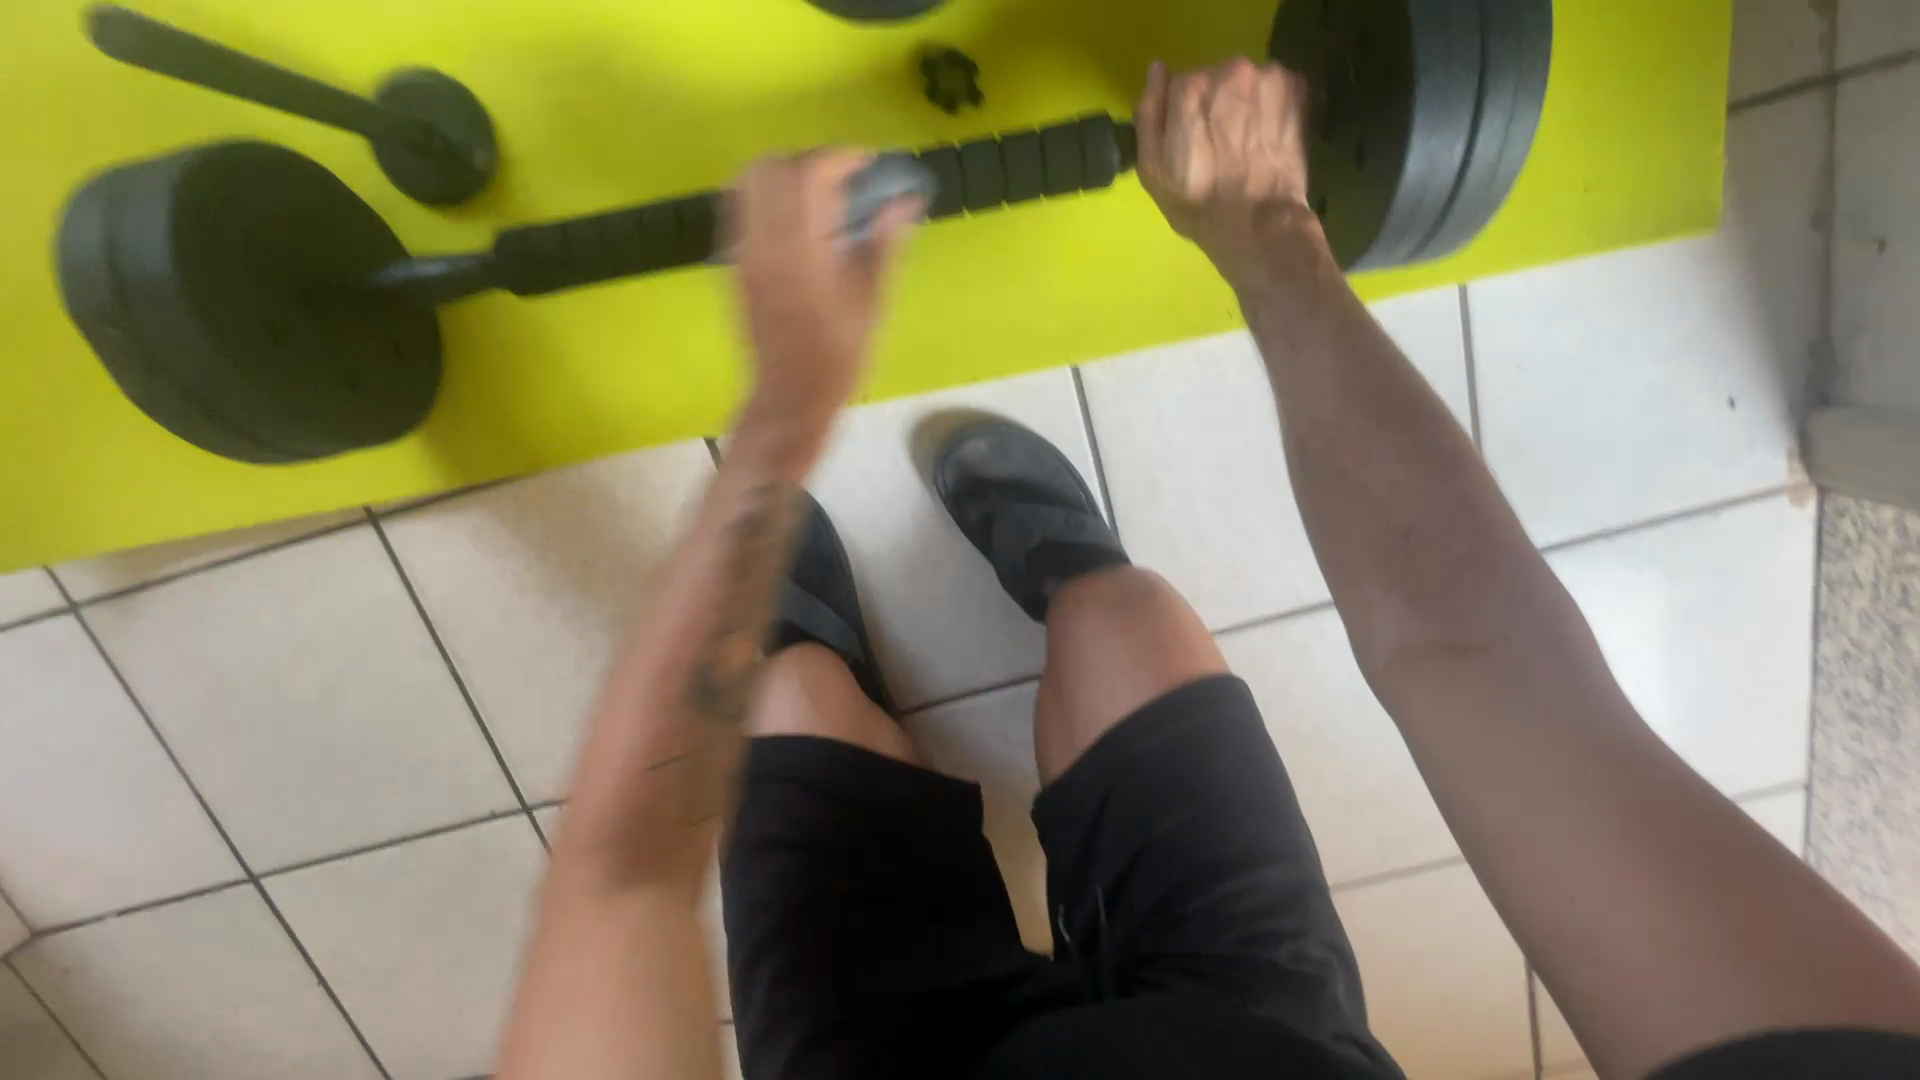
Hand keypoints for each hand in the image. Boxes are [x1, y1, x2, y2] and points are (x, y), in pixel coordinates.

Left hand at [727, 151, 921, 423]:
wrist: (791, 394)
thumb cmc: (839, 357)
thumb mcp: (872, 302)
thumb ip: (885, 244)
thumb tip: (907, 200)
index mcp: (802, 252)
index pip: (809, 174)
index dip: (841, 157)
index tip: (868, 164)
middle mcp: (763, 243)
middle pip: (773, 167)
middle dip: (811, 161)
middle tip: (844, 178)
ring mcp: (742, 252)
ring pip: (748, 181)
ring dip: (784, 173)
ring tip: (818, 193)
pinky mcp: (734, 263)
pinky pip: (740, 207)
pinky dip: (767, 195)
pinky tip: (796, 218)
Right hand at [1136, 58, 1323, 284]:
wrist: (1255, 222)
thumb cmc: (1196, 203)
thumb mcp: (1153, 170)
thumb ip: (1150, 114)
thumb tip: (1157, 70)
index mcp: (1189, 88)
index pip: (1180, 87)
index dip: (1183, 117)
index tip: (1190, 144)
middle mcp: (1228, 70)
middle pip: (1215, 79)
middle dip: (1214, 106)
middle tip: (1219, 147)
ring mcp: (1266, 76)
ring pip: (1245, 84)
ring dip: (1243, 105)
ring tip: (1245, 144)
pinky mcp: (1295, 87)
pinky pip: (1275, 88)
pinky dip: (1271, 106)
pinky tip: (1267, 137)